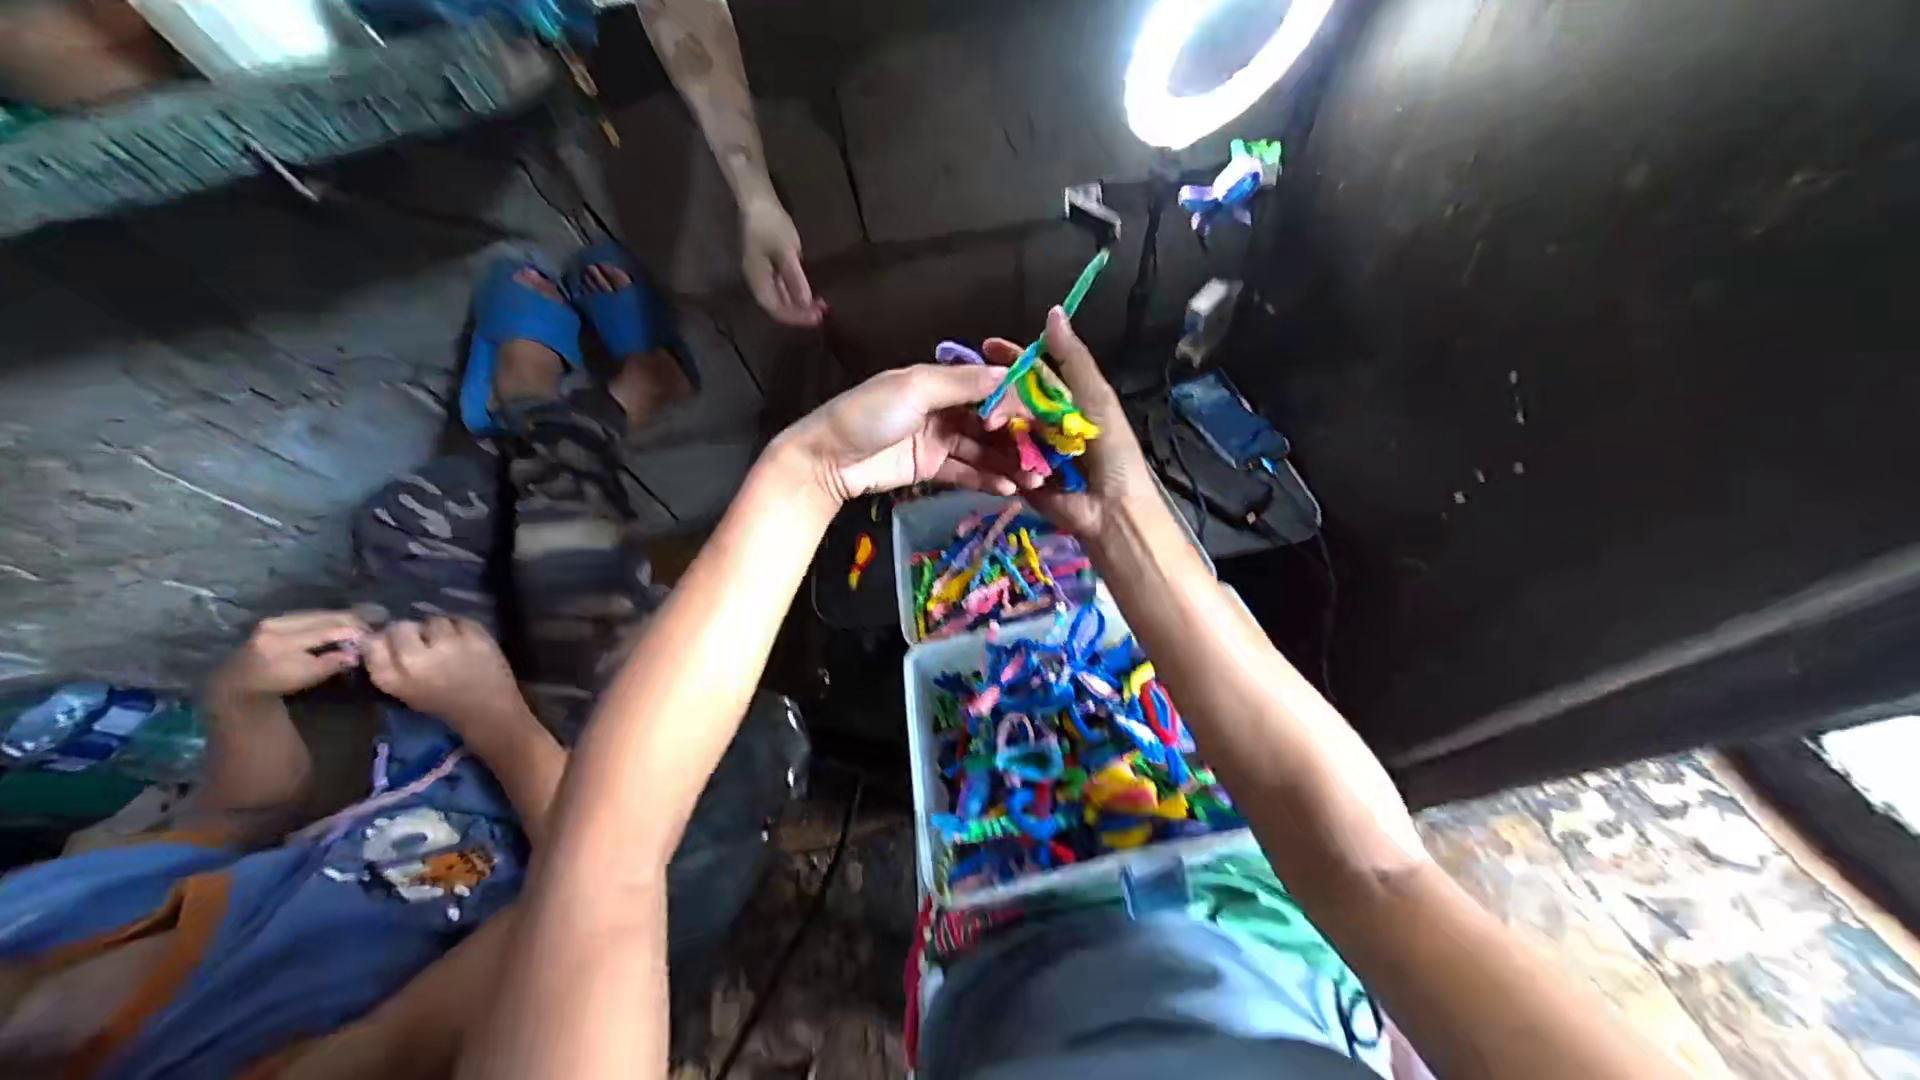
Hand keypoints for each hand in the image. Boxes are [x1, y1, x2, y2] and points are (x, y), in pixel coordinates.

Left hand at [209, 611, 369, 703]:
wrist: (241, 682)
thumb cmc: (277, 682)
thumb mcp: (308, 676)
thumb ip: (333, 662)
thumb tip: (358, 653)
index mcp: (282, 640)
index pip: (328, 629)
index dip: (355, 631)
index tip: (375, 636)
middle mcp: (277, 623)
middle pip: (325, 617)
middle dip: (353, 621)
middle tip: (375, 628)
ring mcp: (275, 619)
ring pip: (320, 613)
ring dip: (343, 618)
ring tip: (362, 625)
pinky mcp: (278, 619)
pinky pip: (311, 615)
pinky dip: (330, 619)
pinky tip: (342, 624)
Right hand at [363, 617, 526, 739]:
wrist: (486, 708)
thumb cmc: (443, 702)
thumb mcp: (404, 690)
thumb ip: (390, 664)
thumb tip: (381, 635)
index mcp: (391, 677)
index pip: (372, 642)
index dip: (383, 638)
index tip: (394, 640)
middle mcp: (414, 659)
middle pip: (401, 626)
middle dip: (411, 630)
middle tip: (423, 639)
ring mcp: (447, 646)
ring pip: (433, 620)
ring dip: (439, 628)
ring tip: (448, 641)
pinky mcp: (476, 638)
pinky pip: (460, 620)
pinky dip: (461, 627)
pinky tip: (464, 640)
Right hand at [741, 196, 824, 326]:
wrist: (759, 199)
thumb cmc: (770, 223)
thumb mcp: (785, 250)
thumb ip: (794, 278)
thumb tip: (805, 303)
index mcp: (757, 280)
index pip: (775, 309)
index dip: (795, 317)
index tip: (816, 317)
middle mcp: (759, 282)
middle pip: (779, 307)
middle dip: (801, 313)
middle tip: (823, 313)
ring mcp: (765, 275)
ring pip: (783, 299)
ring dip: (801, 305)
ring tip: (821, 306)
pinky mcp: (772, 268)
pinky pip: (786, 288)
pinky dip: (799, 294)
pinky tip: (812, 294)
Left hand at [777, 362, 1039, 502]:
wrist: (828, 460)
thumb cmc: (869, 414)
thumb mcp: (915, 389)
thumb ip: (962, 383)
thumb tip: (1009, 374)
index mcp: (939, 381)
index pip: (988, 387)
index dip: (1016, 401)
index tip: (1045, 417)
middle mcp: (944, 408)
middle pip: (990, 421)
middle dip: (1018, 438)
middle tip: (1047, 456)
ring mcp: (939, 440)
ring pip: (982, 450)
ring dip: (1008, 463)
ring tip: (1035, 480)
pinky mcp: (932, 468)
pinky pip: (966, 472)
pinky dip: (987, 479)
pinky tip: (1009, 489)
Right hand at [982, 308, 1155, 539]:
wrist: (1112, 511)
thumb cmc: (1112, 455)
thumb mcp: (1096, 400)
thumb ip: (1073, 361)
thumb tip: (1053, 313)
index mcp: (1067, 403)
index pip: (1034, 373)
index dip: (1010, 359)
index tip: (984, 346)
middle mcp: (1047, 424)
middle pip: (1014, 400)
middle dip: (995, 395)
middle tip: (979, 395)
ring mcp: (1032, 453)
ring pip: (1003, 430)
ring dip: (991, 425)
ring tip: (979, 421)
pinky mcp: (1021, 479)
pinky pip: (1001, 463)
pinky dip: (993, 456)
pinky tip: (979, 447)